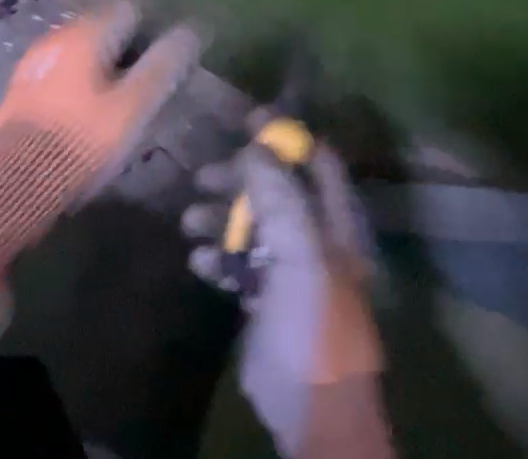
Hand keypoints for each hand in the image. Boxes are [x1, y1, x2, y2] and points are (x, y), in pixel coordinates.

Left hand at [0, 1, 198, 269]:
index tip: (172, 53)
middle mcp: (54, 36)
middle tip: (151, 79)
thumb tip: (190, 31)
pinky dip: (80, 79)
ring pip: (79, 49)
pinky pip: (60, 69)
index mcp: (83, 34)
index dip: (155, 27)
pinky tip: (89, 107)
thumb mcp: (133, 106)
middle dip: (128, 46)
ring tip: (124, 97)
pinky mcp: (22, 85)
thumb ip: (162, 66)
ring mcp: (34, 60)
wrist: (18, 176)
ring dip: (103, 64)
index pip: (129, 11)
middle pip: (101, 28)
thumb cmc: (82, 139)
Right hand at [183, 129, 382, 456]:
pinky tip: (202, 265)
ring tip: (191, 224)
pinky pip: (235, 261)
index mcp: (336, 228)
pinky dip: (216, 257)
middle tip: (202, 178)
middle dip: (238, 180)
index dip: (286, 137)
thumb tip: (257, 149)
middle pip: (274, 191)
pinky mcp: (263, 295)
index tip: (246, 119)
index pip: (318, 164)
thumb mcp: (302, 258)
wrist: (312, 407)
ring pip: (249, 225)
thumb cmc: (314, 324)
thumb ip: (281, 200)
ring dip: (218, 220)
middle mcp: (314, 242)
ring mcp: (288, 270)